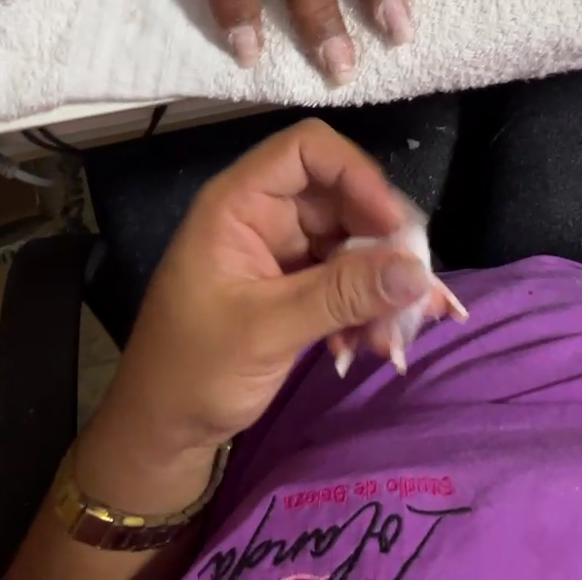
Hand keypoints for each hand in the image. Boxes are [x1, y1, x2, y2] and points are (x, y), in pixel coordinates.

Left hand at [70, 120, 437, 512]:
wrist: (163, 430)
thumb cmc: (193, 370)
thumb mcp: (266, 330)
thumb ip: (343, 296)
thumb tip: (418, 272)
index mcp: (239, 203)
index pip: (305, 150)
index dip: (354, 174)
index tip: (392, 224)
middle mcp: (264, 213)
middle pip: (340, 195)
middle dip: (380, 240)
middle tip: (412, 290)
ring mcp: (283, 249)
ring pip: (352, 239)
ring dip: (379, 282)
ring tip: (392, 334)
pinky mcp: (297, 283)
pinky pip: (347, 276)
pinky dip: (366, 305)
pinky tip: (371, 344)